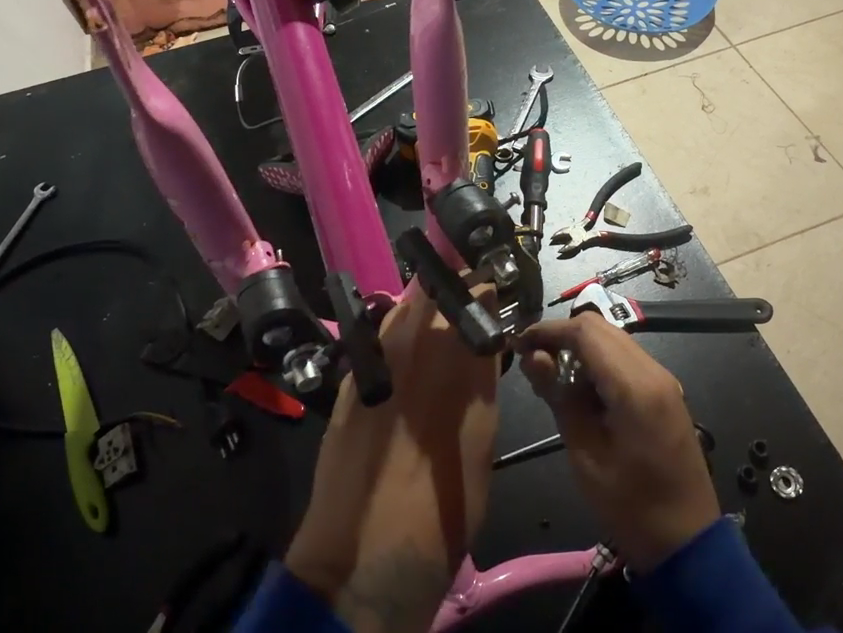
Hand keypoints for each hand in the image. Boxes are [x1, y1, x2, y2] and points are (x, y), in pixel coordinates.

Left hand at [284, 290, 500, 632]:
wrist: (366, 552)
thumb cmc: (442, 506)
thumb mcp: (481, 440)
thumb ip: (480, 382)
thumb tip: (484, 346)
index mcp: (454, 356)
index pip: (471, 293)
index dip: (484, 290)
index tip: (494, 295)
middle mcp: (410, 344)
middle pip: (433, 291)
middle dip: (453, 291)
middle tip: (468, 308)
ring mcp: (373, 359)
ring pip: (404, 309)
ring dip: (424, 309)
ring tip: (440, 330)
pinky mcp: (348, 380)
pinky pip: (380, 339)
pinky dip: (398, 337)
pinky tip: (408, 362)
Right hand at [517, 312, 719, 571]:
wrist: (688, 541)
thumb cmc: (630, 504)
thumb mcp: (585, 454)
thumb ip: (560, 397)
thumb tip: (533, 356)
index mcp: (634, 386)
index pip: (585, 332)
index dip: (547, 330)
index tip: (517, 344)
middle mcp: (654, 372)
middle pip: (601, 329)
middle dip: (563, 336)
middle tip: (532, 361)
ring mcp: (664, 381)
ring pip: (615, 341)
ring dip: (581, 348)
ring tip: (551, 377)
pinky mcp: (666, 394)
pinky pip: (628, 360)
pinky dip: (600, 363)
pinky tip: (581, 391)